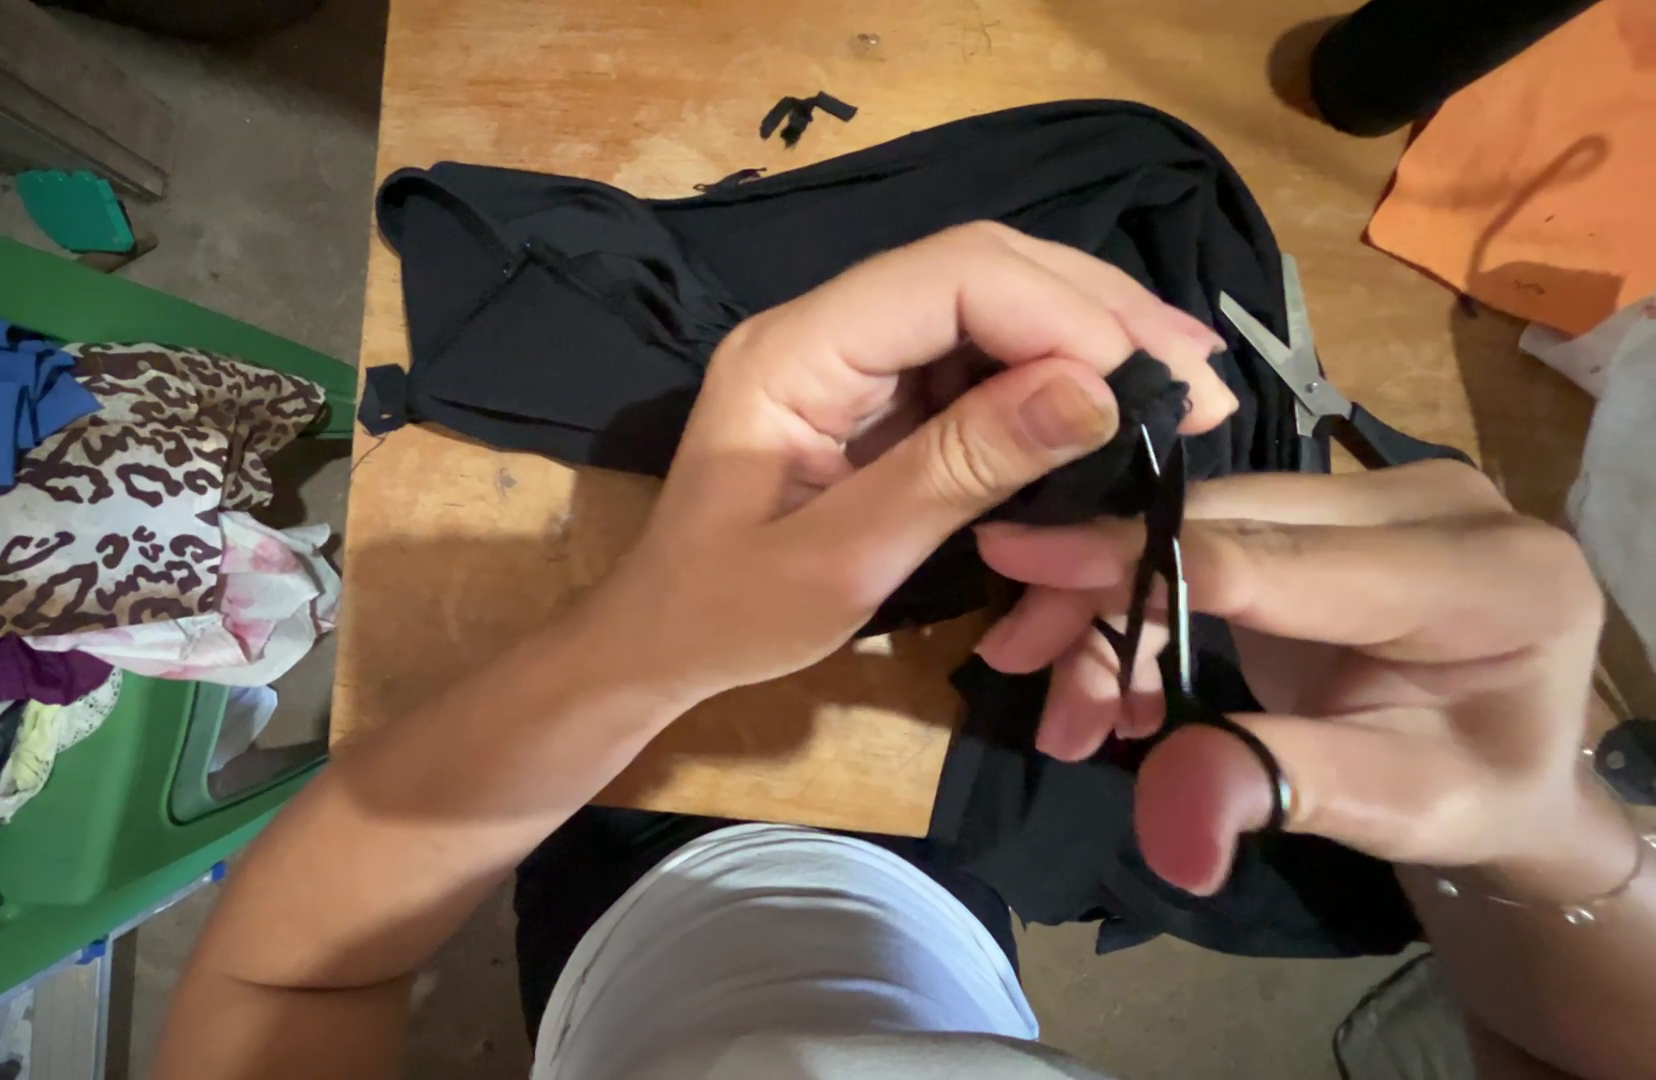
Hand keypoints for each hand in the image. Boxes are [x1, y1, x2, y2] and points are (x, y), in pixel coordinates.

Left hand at [584, 222, 1236, 701]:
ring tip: (1173, 385)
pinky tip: (1098, 406)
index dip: (1062, 314)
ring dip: (1079, 339)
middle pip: (973, 272)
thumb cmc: (729, 612)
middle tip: (1195, 374)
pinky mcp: (861, 397)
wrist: (665, 634)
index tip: (1153, 384)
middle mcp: (817, 331)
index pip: (947, 276)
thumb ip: (957, 470)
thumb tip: (1095, 393)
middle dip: (1091, 314)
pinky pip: (964, 362)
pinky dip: (1038, 380)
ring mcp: (839, 358)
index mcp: (792, 354)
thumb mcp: (843, 557)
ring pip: (981, 307)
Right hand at [974, 461, 1631, 901]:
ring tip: (1073, 714)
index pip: (1260, 556)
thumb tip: (1165, 835)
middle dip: (1090, 601)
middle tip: (1012, 664)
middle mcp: (1416, 503)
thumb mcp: (1396, 807)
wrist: (1495, 747)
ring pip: (1175, 530)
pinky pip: (1182, 540)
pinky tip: (1115, 680)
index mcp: (1477, 575)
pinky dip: (1128, 608)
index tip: (1011, 557)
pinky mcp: (1306, 506)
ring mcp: (1356, 493)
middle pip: (1198, 530)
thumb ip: (1278, 791)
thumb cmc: (1470, 784)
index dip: (1126, 559)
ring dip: (1101, 614)